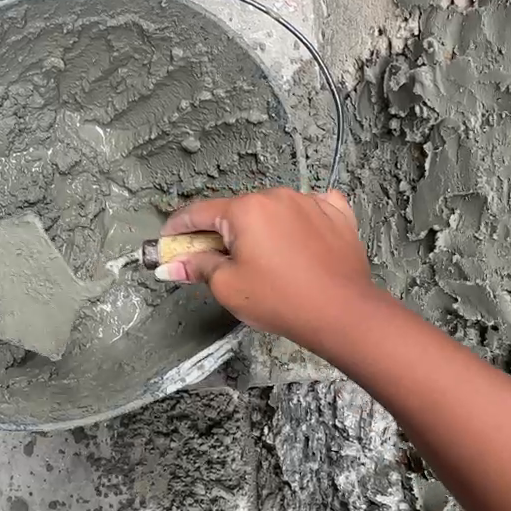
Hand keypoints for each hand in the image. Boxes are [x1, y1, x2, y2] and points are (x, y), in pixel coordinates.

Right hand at [159, 186, 378, 349]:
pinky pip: (307, 209)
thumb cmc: (282, 300)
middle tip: (212, 262)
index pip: (198, 213)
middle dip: (219, 234)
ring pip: (270, 211)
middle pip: (234, 212)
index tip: (168, 241)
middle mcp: (276, 197)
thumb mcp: (227, 286)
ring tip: (259, 261)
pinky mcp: (336, 214)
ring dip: (257, 229)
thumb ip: (196, 267)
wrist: (342, 313)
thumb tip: (171, 265)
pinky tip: (294, 240)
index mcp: (245, 210)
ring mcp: (309, 202)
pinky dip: (295, 222)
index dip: (177, 228)